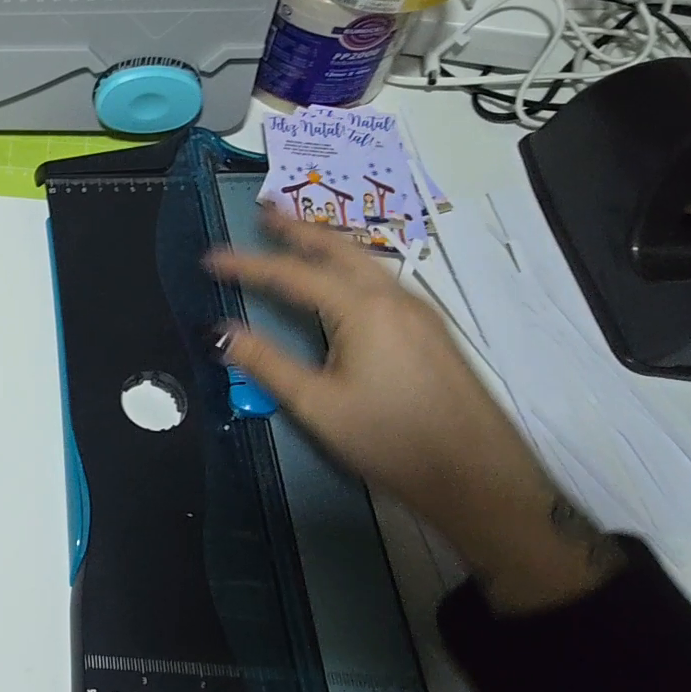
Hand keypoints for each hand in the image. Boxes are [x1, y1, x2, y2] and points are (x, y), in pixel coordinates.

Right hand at [205, 210, 622, 612]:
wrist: (480, 479)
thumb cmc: (391, 439)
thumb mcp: (317, 405)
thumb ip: (266, 363)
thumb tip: (219, 332)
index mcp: (363, 310)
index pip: (292, 274)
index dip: (247, 264)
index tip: (210, 257)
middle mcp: (394, 299)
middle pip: (339, 250)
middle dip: (298, 229)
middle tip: (264, 211)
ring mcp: (419, 314)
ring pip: (365, 262)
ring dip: (326, 244)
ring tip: (296, 237)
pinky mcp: (429, 333)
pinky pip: (380, 281)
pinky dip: (348, 266)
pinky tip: (340, 281)